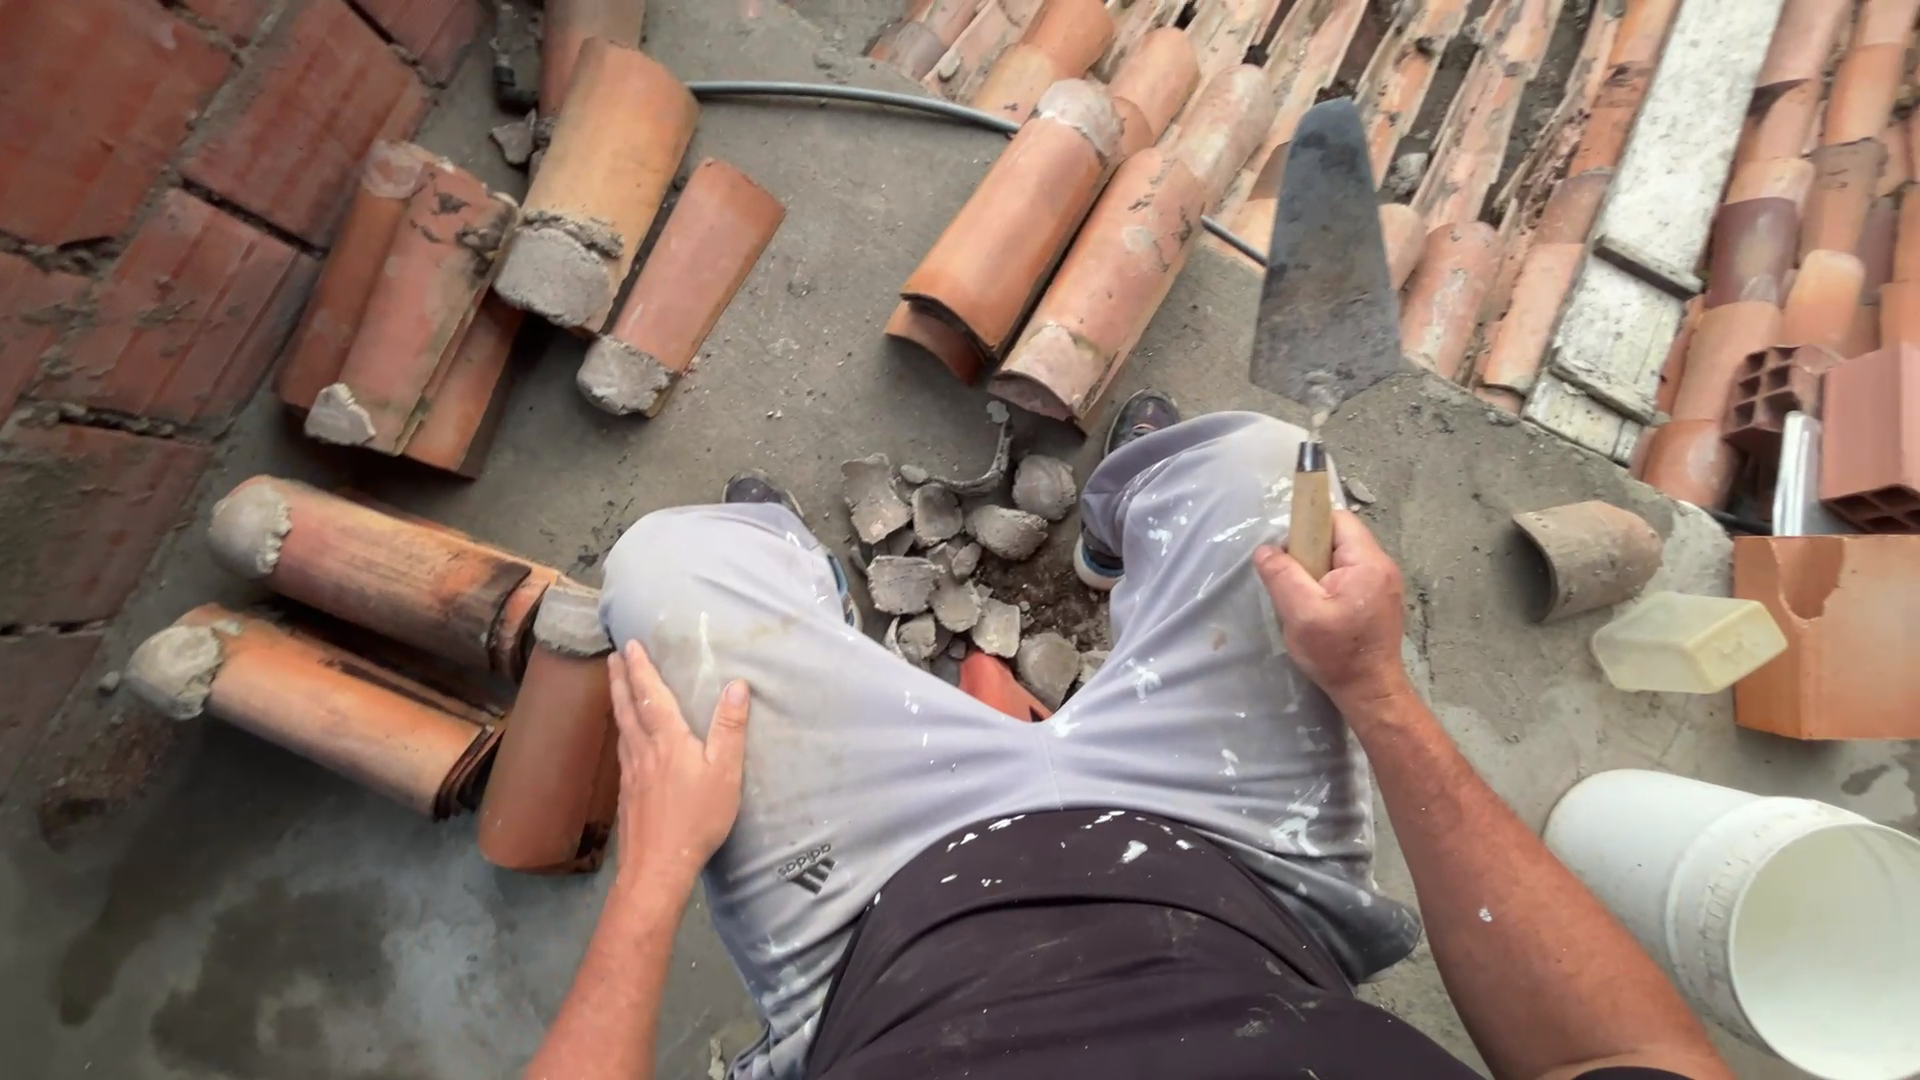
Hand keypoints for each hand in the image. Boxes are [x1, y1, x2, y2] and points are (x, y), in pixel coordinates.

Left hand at [607, 641, 749, 890]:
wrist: (657, 868)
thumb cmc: (696, 818)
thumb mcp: (725, 771)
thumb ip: (730, 727)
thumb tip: (737, 684)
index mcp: (666, 740)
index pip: (650, 695)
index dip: (641, 668)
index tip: (631, 644)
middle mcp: (642, 750)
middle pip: (627, 706)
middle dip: (620, 678)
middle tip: (612, 656)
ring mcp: (631, 772)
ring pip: (621, 726)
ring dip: (617, 700)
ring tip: (615, 685)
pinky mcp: (628, 792)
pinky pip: (622, 747)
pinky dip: (622, 727)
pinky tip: (626, 736)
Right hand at [1254, 510, 1413, 709]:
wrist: (1369, 691)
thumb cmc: (1337, 653)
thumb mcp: (1301, 613)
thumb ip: (1282, 575)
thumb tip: (1266, 550)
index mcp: (1367, 562)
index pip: (1336, 519)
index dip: (1307, 526)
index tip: (1287, 550)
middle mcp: (1381, 566)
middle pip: (1338, 537)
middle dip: (1309, 552)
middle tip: (1292, 581)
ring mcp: (1382, 583)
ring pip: (1340, 557)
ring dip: (1315, 570)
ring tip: (1303, 598)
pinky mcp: (1377, 598)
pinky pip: (1346, 575)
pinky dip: (1326, 584)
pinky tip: (1318, 608)